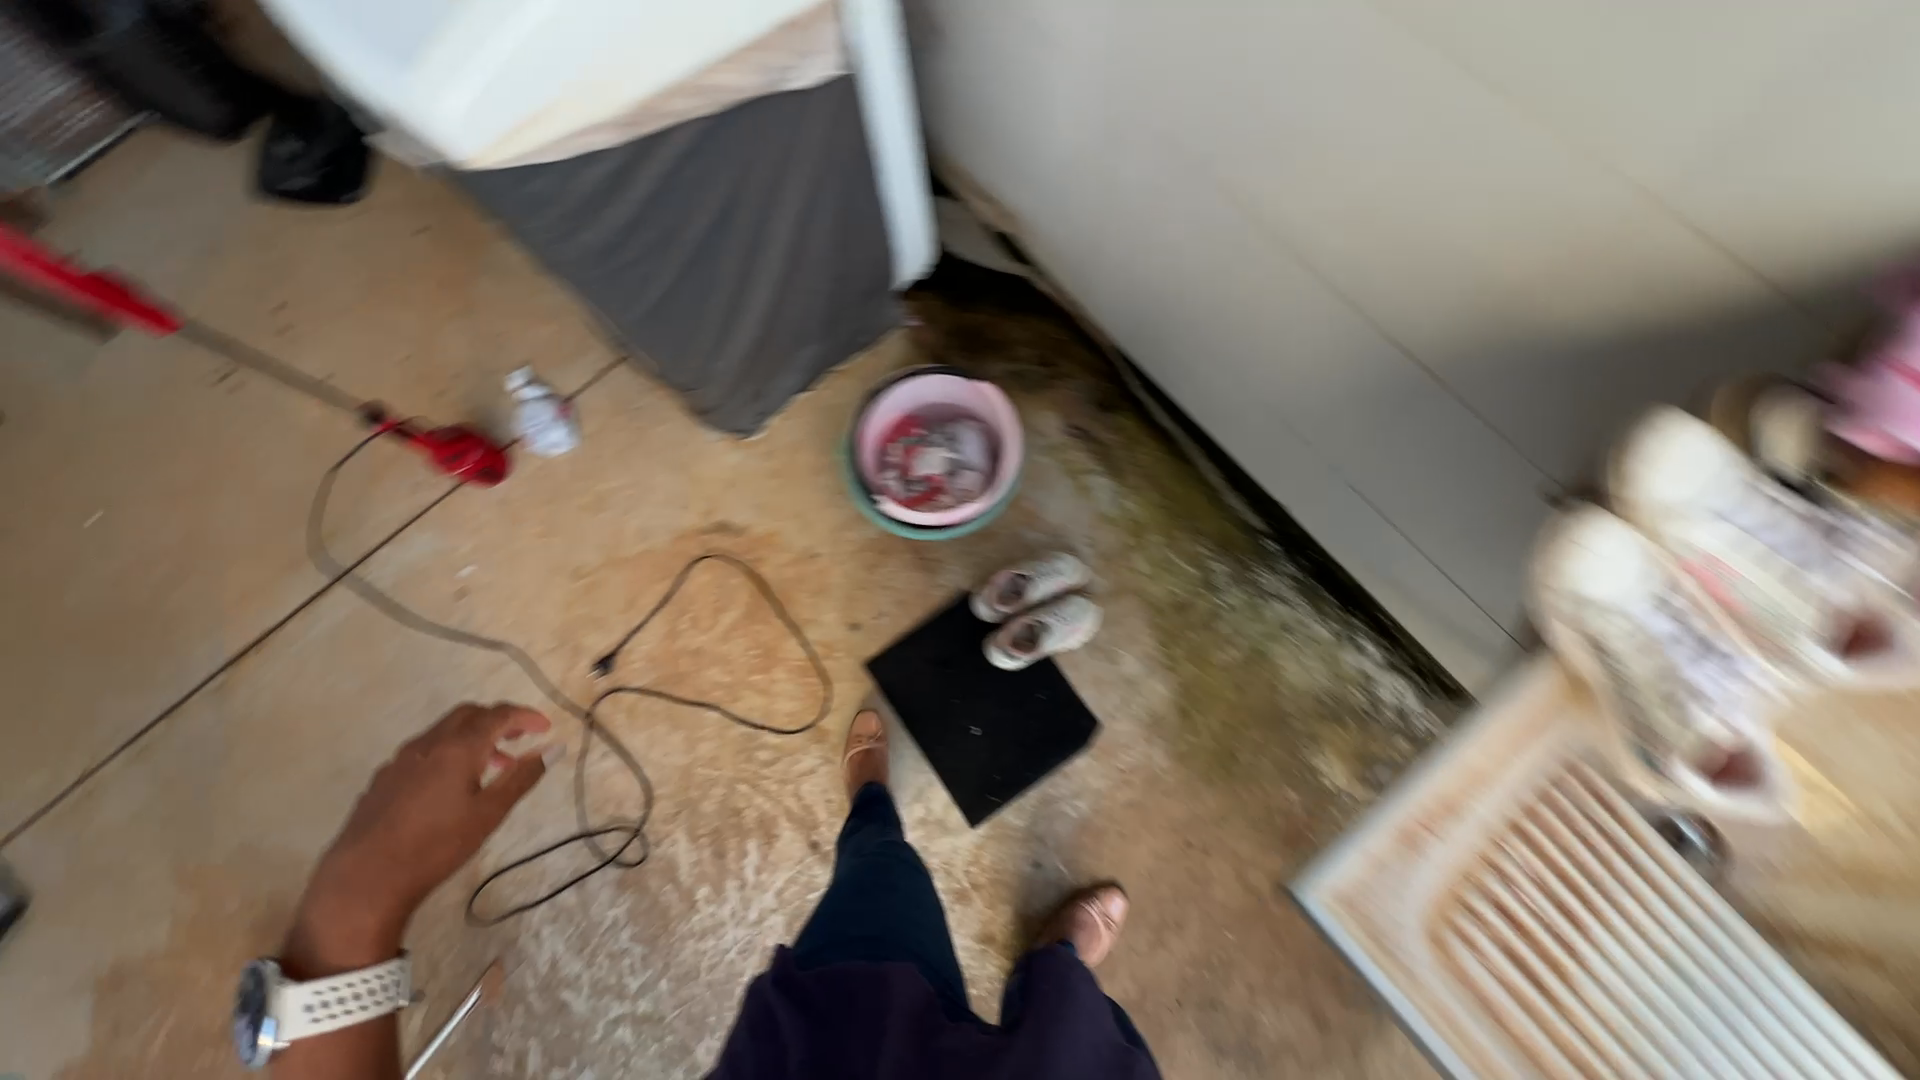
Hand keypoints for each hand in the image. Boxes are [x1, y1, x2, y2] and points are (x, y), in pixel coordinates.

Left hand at [283, 703, 552, 975]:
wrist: (363, 881)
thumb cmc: (436, 846)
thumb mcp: (490, 813)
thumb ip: (523, 776)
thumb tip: (555, 747)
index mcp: (457, 748)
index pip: (498, 715)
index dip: (525, 716)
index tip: (545, 728)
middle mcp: (427, 745)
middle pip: (467, 714)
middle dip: (497, 720)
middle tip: (519, 738)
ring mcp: (399, 762)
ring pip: (442, 733)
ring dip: (472, 738)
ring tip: (490, 766)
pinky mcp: (381, 781)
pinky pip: (422, 753)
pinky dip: (447, 754)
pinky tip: (448, 787)